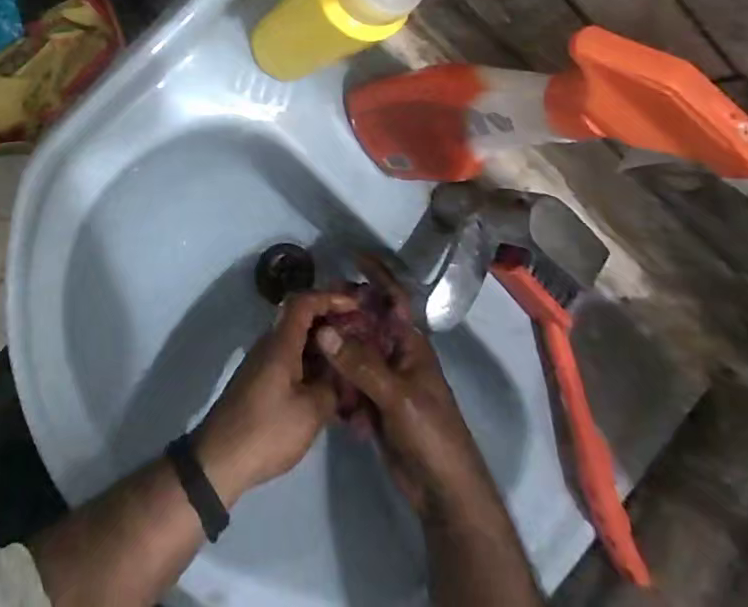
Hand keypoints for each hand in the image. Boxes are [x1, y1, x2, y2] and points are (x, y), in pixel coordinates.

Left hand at [194, 289, 355, 501]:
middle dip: (332, 320)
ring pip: (298, 341)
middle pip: (302, 319)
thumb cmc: (266, 431)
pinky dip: (314, 364)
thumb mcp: (310, 411)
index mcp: (280, 344)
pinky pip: (292, 360)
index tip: (357, 305)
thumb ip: (331, 386)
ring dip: (324, 345)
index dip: (331, 298)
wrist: (219, 461)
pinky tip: (334, 384)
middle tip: (363, 331)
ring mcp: (264, 364)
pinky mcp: (263, 382)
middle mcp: (270, 346)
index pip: (304, 302)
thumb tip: (340, 374)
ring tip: (354, 358)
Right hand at [313, 257, 497, 518]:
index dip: (378, 276)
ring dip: (334, 349)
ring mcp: (385, 382)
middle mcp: (397, 357)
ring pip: (354, 354)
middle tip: (312, 304)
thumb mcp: (397, 396)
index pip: (394, 299)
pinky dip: (335, 383)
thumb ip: (361, 364)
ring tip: (305, 341)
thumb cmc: (430, 433)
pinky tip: (316, 381)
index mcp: (410, 345)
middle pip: (366, 325)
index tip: (354, 257)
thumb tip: (324, 331)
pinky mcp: (374, 406)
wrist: (442, 489)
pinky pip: (350, 384)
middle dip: (343, 313)